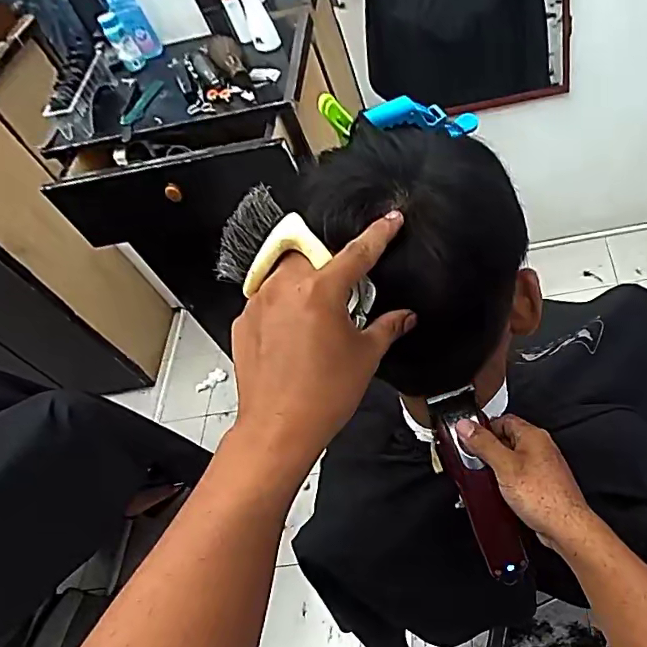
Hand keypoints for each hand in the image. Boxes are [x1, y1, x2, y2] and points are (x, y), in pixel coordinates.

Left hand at [227, 211, 414, 457]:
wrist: (281, 426)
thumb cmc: (321, 396)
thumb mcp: (366, 356)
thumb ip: (387, 327)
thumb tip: (402, 317)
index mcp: (320, 293)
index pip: (356, 253)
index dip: (378, 235)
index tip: (390, 220)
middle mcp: (284, 289)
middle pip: (312, 253)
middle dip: (330, 262)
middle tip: (348, 291)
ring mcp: (259, 303)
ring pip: (286, 273)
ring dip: (308, 284)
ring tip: (323, 320)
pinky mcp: (244, 320)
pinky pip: (268, 298)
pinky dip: (287, 308)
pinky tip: (301, 337)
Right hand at [454, 415, 599, 547]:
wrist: (564, 525)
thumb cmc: (545, 498)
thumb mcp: (505, 467)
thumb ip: (484, 445)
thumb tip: (466, 427)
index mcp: (533, 436)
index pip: (502, 419)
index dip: (483, 427)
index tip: (468, 438)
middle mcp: (540, 448)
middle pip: (506, 440)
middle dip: (488, 450)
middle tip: (475, 461)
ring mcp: (542, 467)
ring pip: (511, 460)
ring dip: (496, 469)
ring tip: (487, 480)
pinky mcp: (541, 485)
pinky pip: (518, 477)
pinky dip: (506, 482)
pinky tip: (501, 493)